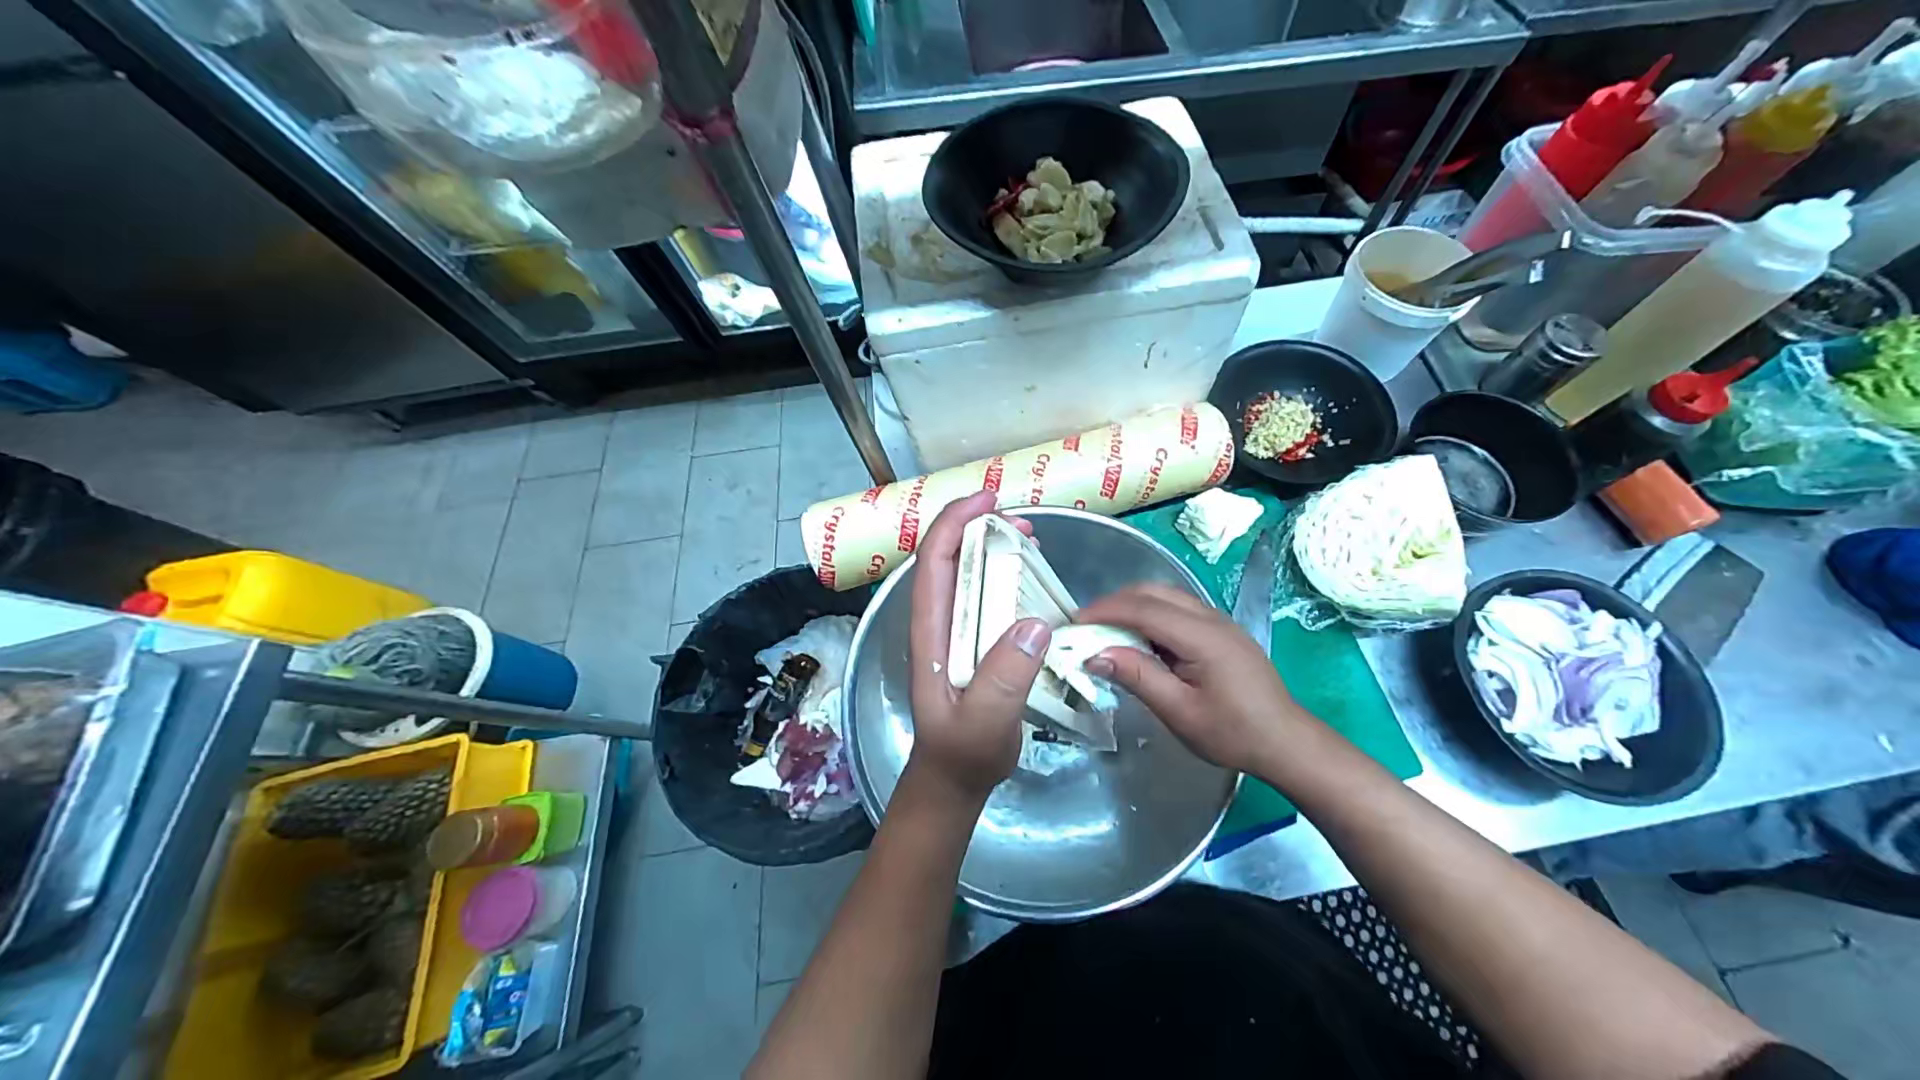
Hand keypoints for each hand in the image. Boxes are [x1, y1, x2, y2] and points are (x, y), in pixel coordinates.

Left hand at [905, 491, 1050, 804]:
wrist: (955, 779)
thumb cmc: (963, 753)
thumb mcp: (984, 723)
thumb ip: (1003, 680)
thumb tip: (1033, 625)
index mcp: (932, 634)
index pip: (932, 563)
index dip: (953, 524)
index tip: (987, 500)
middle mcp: (940, 624)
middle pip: (948, 559)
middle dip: (977, 527)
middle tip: (1021, 520)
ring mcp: (956, 632)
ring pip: (967, 574)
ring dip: (992, 547)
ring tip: (1029, 537)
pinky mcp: (975, 643)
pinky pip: (986, 596)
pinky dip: (1005, 575)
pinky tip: (1031, 576)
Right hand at [1076, 584, 1316, 774]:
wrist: (1286, 741)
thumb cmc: (1232, 732)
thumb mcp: (1179, 711)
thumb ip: (1138, 676)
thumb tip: (1096, 655)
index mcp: (1202, 637)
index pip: (1144, 609)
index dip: (1105, 611)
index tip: (1075, 623)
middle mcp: (1211, 618)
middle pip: (1153, 592)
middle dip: (1115, 603)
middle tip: (1086, 626)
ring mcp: (1218, 621)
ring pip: (1166, 596)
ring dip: (1132, 606)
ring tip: (1105, 631)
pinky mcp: (1221, 631)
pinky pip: (1177, 609)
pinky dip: (1149, 614)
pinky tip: (1138, 639)